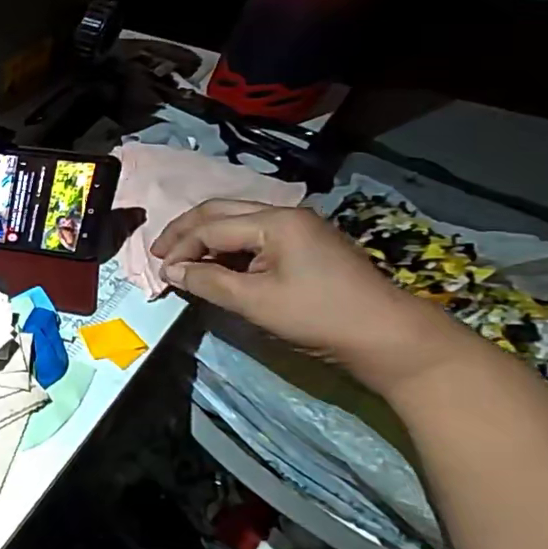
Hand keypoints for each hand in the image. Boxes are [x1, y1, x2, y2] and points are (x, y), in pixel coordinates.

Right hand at [151, 200, 458, 380]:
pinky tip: (218, 265)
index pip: (211, 226)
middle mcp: (284, 213)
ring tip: (183, 260)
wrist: (388, 336)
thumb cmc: (319, 317)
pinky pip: (256, 237)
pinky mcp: (307, 245)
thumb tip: (171, 271)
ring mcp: (299, 227)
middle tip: (159, 252)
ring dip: (207, 239)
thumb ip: (208, 282)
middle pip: (221, 212)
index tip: (159, 273)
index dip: (180, 248)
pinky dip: (230, 248)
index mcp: (273, 221)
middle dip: (186, 231)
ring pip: (238, 222)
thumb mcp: (256, 302)